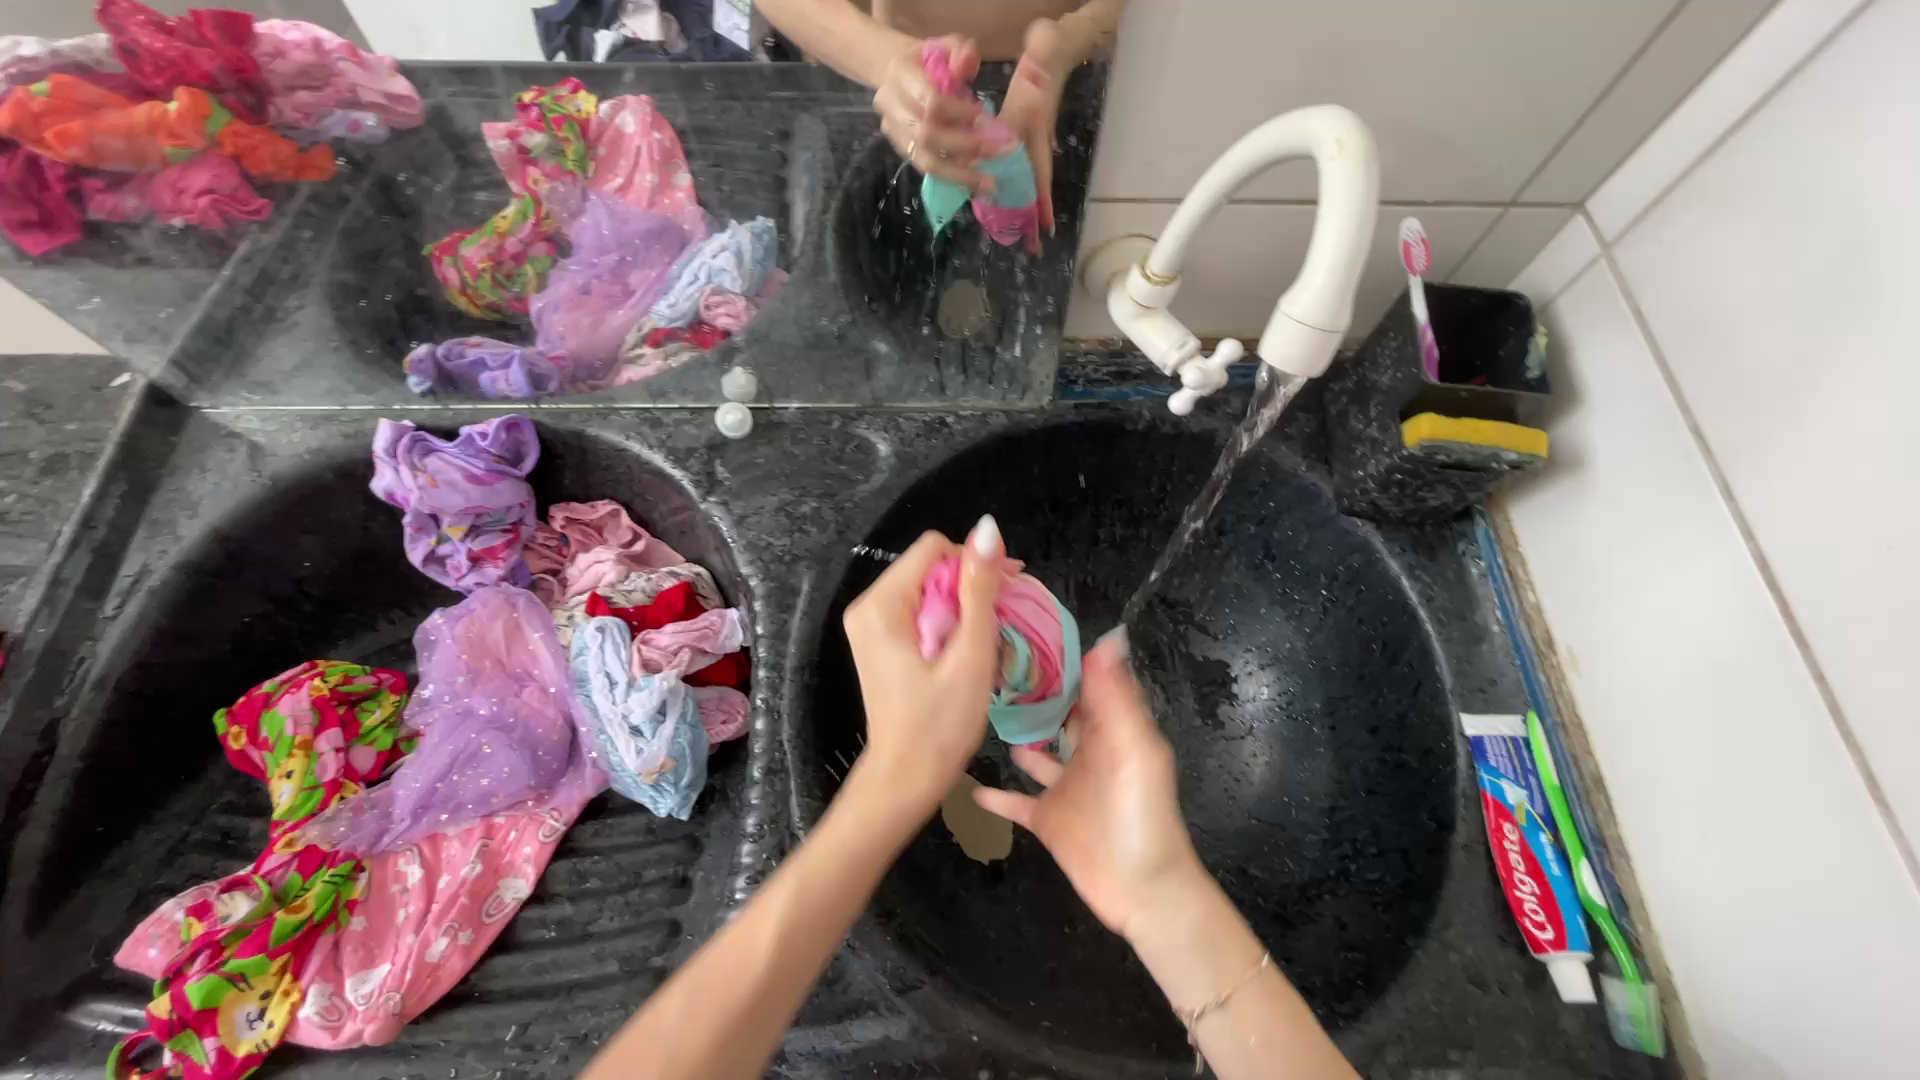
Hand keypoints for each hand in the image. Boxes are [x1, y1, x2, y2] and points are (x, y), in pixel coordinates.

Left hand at [842, 517, 1005, 814]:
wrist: (905, 780)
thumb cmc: (940, 725)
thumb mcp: (969, 655)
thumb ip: (979, 590)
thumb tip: (987, 528)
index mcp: (882, 605)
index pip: (933, 548)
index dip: (974, 561)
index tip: (1008, 589)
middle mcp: (867, 606)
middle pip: (929, 567)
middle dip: (970, 585)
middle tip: (1003, 619)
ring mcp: (870, 625)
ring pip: (927, 589)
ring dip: (963, 606)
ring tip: (987, 638)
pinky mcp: (879, 642)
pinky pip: (919, 612)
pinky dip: (947, 622)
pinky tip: (966, 649)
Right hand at [873, 35, 991, 191]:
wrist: (895, 74)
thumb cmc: (926, 59)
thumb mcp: (944, 44)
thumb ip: (959, 51)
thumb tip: (967, 67)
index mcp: (900, 75)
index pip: (930, 101)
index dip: (958, 112)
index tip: (984, 116)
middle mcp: (891, 107)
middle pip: (927, 135)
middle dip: (964, 146)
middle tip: (995, 152)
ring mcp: (894, 133)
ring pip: (925, 161)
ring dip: (959, 173)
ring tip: (988, 183)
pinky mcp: (902, 151)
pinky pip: (926, 170)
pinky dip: (952, 177)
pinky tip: (974, 182)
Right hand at [974, 630, 1208, 939]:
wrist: (1142, 889)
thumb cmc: (1142, 813)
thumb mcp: (1136, 749)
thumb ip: (1118, 697)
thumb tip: (1107, 639)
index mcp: (1112, 731)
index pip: (1087, 686)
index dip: (1062, 662)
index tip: (1025, 635)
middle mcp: (1087, 753)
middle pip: (1060, 716)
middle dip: (1035, 694)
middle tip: (992, 670)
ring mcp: (1065, 788)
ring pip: (1037, 755)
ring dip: (1016, 737)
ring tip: (978, 714)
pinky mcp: (1048, 820)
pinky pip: (1017, 802)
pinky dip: (996, 795)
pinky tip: (968, 784)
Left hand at [996, 18, 1064, 252]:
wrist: (1056, 52)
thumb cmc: (1049, 52)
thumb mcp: (1045, 48)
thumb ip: (1043, 46)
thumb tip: (1045, 40)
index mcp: (1036, 127)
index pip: (1039, 166)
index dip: (1041, 196)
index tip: (1046, 226)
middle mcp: (1035, 141)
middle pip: (1034, 185)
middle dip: (1035, 215)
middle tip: (1035, 248)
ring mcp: (1029, 144)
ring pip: (1025, 183)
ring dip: (1025, 211)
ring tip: (1027, 242)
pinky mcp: (1021, 142)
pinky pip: (1015, 173)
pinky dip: (1014, 194)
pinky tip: (1008, 211)